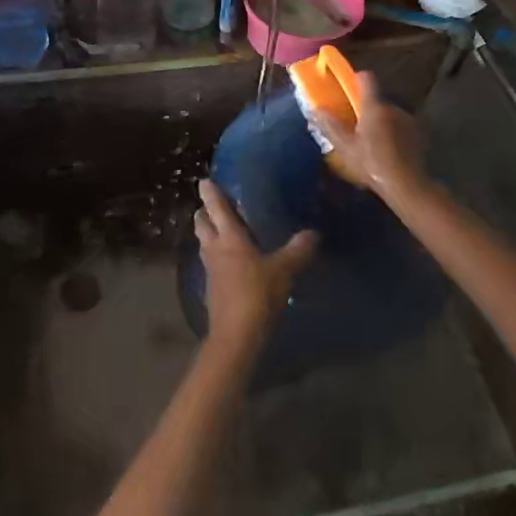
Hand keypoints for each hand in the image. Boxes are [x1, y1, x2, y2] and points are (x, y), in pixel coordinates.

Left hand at [194, 180, 317, 347]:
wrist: (235, 335)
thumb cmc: (257, 294)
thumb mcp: (283, 270)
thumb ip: (298, 250)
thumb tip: (313, 233)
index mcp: (229, 237)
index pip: (216, 208)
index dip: (210, 193)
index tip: (205, 180)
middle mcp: (214, 248)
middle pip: (202, 223)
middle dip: (204, 212)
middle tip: (212, 205)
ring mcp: (210, 269)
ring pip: (203, 243)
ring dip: (208, 233)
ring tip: (220, 229)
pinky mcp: (211, 288)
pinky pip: (210, 262)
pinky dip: (215, 254)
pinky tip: (228, 260)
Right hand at [313, 72, 430, 199]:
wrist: (406, 184)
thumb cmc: (371, 164)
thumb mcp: (345, 147)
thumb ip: (330, 126)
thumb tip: (316, 109)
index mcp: (373, 107)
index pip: (366, 79)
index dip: (356, 79)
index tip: (348, 89)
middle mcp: (392, 107)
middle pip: (376, 101)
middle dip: (366, 111)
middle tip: (356, 130)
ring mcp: (408, 120)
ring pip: (389, 115)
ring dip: (381, 123)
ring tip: (373, 145)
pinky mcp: (419, 133)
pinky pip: (401, 126)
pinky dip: (394, 133)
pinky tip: (389, 152)